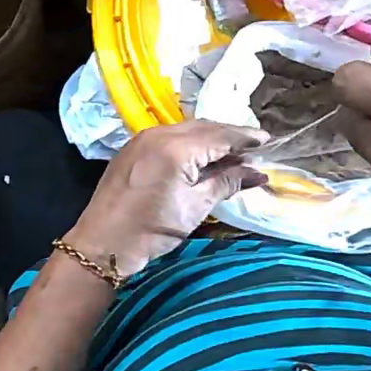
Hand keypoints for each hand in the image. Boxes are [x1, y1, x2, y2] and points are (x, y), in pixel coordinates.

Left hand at [65, 120, 269, 276]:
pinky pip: (169, 137)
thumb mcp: (195, 207)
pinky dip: (190, 143)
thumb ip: (226, 183)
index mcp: (176, 148)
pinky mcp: (133, 148)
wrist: (102, 243)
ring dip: (210, 138)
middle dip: (229, 135)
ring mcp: (142, 139)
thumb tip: (257, 173)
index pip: (219, 135)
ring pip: (186, 130)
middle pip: (203, 127)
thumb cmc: (151, 229)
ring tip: (232, 153)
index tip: (267, 142)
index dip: (245, 138)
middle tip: (253, 148)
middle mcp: (159, 134)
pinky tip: (201, 156)